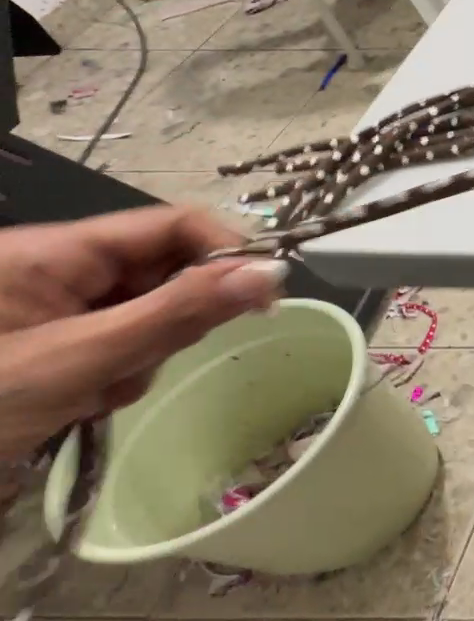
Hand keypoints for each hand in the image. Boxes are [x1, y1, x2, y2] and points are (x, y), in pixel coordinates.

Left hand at [0, 208, 287, 461]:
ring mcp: (52, 303)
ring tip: (94, 390)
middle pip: (168, 268)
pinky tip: (82, 397)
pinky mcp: (53, 336)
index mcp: (53, 251)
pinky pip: (123, 336)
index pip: (176, 224)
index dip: (227, 252)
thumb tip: (274, 271)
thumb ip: (180, 312)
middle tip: (141, 363)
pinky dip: (120, 369)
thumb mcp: (79, 360)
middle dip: (174, 319)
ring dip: (145, 353)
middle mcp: (57, 266)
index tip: (262, 298)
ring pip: (151, 308)